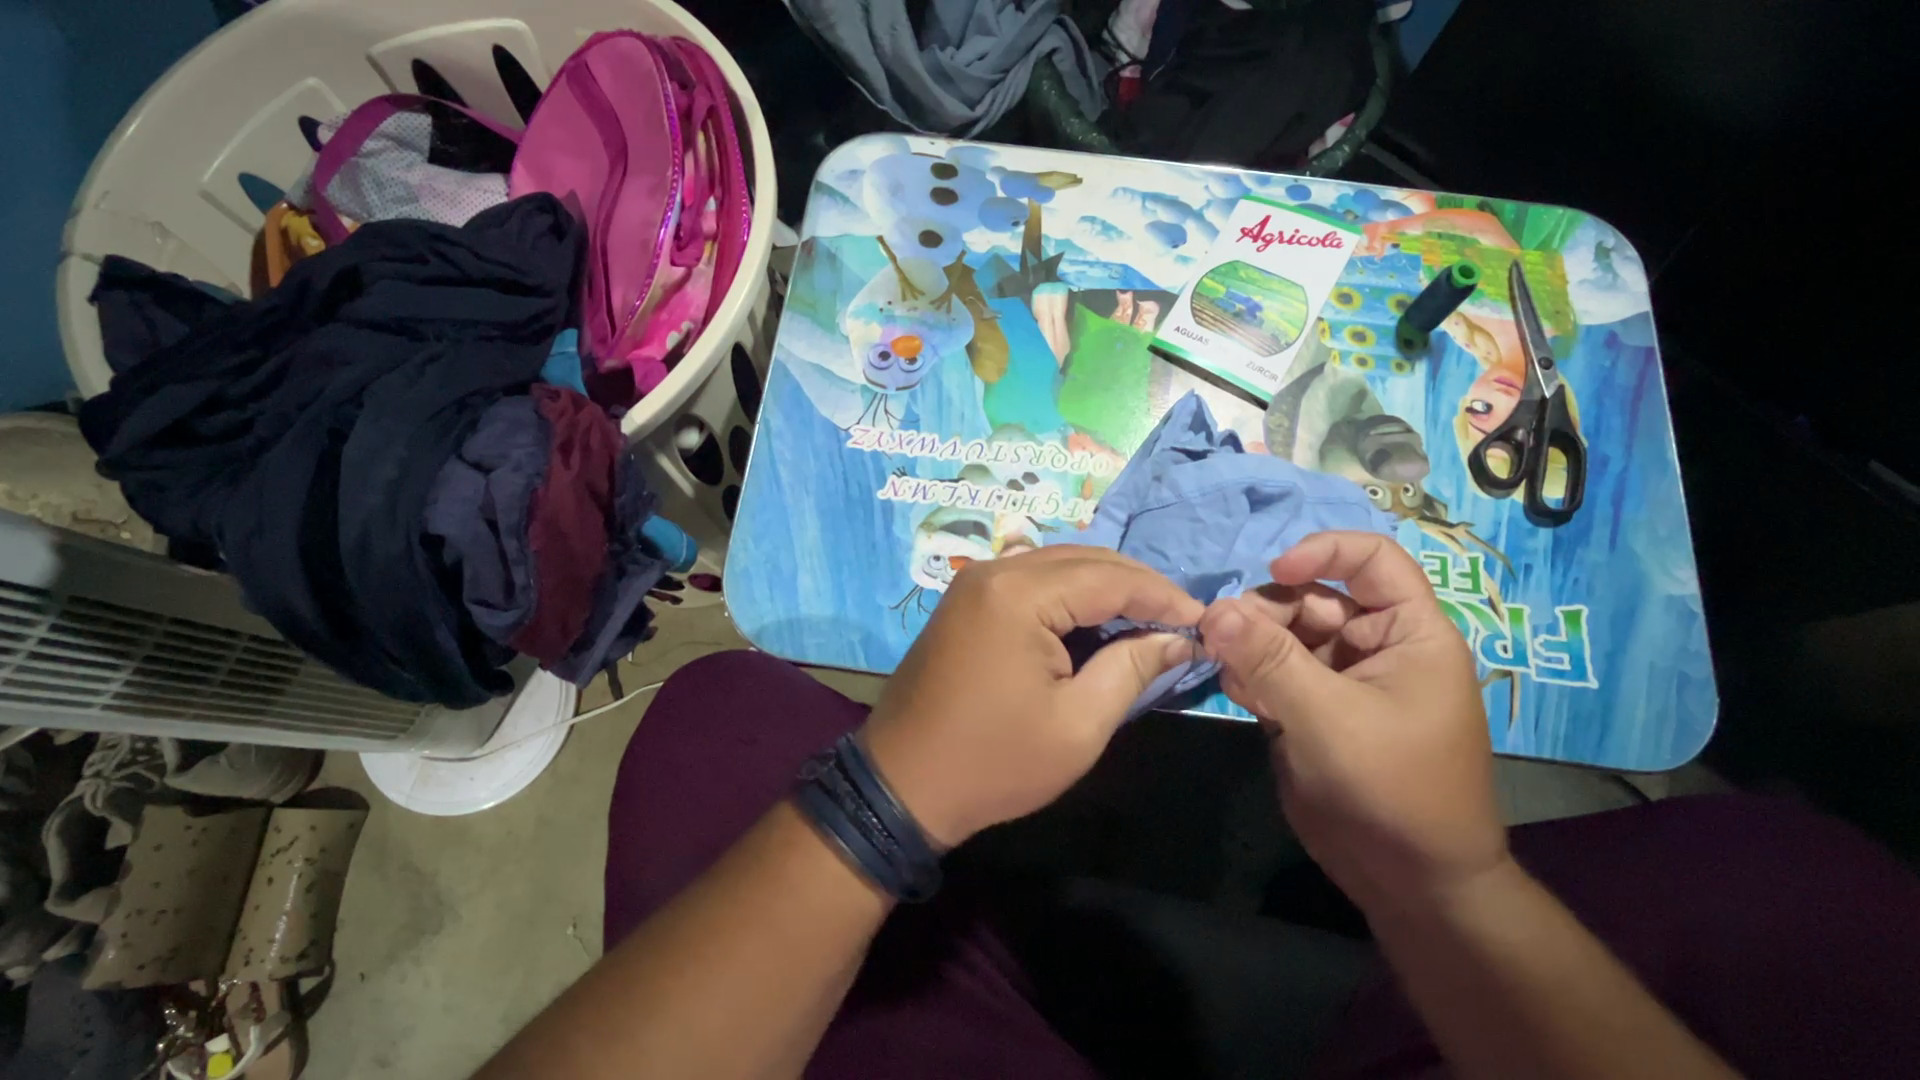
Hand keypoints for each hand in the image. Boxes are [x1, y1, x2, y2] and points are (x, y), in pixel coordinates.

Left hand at [861, 546, 1201, 848]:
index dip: (1164, 597)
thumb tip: (1178, 638)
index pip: (1111, 578)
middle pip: (1084, 559)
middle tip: (1181, 619)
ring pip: (1057, 563)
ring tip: (1147, 619)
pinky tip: (1094, 619)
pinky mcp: (964, 601)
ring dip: (1104, 586)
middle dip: (1137, 586)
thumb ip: (1132, 668)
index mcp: (1019, 594)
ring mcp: (973, 582)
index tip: (1206, 621)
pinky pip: (1029, 579)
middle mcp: (994, 571)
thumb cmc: (995, 763)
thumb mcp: (1078, 725)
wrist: (902, 786)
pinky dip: (1068, 594)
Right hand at [1197, 532, 1506, 913]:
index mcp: (1410, 633)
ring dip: (1250, 645)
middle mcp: (1376, 647)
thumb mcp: (1327, 717)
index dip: (1323, 552)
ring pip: (1285, 636)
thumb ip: (1268, 659)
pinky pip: (1274, 673)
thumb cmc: (1391, 789)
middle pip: (1313, 599)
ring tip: (1226, 668)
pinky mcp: (1313, 711)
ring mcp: (1341, 680)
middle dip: (1266, 612)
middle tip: (1219, 634)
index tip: (1273, 573)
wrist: (1410, 881)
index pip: (1372, 560)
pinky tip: (1237, 692)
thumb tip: (1213, 609)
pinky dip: (1251, 676)